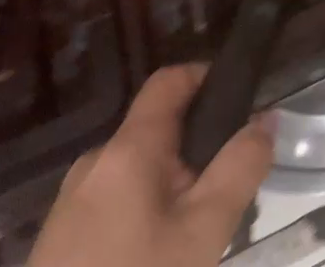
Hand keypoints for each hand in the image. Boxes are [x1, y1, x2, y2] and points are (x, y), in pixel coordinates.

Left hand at [29, 64, 272, 266]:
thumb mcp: (207, 226)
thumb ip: (242, 165)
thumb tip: (264, 121)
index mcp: (127, 150)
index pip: (170, 81)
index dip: (211, 75)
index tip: (247, 101)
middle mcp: (94, 164)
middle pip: (161, 130)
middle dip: (202, 147)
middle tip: (230, 189)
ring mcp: (71, 202)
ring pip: (142, 168)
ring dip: (178, 181)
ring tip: (198, 228)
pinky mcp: (61, 236)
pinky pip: (119, 197)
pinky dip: (150, 207)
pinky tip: (161, 250)